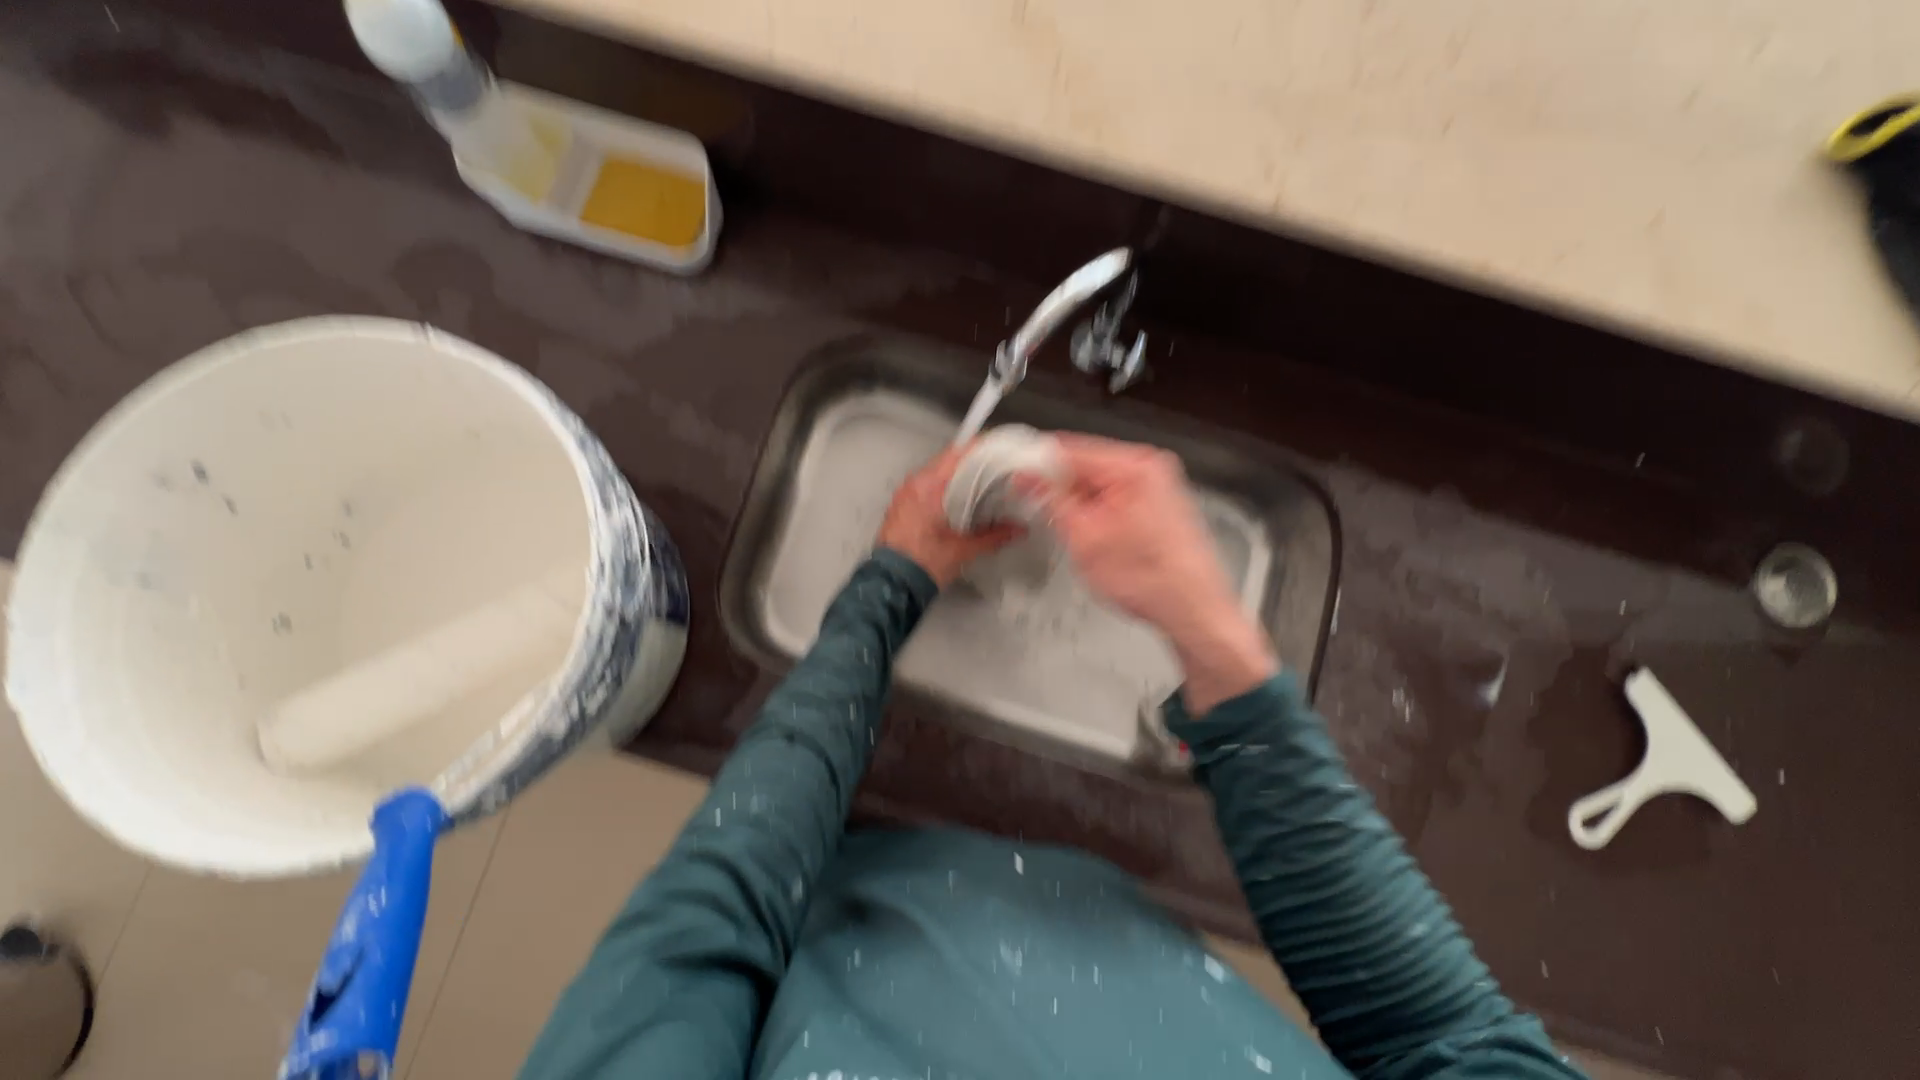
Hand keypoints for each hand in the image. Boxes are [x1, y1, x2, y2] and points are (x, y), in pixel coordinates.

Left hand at [877, 444, 1020, 586]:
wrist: (893, 585)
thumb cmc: (923, 564)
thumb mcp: (964, 549)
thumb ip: (994, 536)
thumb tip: (1018, 529)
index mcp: (929, 487)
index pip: (959, 453)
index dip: (982, 447)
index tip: (1000, 448)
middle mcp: (915, 484)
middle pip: (949, 461)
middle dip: (974, 463)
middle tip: (997, 467)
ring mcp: (906, 494)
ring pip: (937, 473)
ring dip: (959, 475)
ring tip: (983, 483)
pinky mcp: (902, 506)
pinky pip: (927, 486)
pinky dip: (945, 488)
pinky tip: (961, 501)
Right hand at [1034, 434, 1277, 712]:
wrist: (1194, 611)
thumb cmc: (1152, 580)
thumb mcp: (1085, 539)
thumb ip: (1052, 501)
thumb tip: (1028, 477)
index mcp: (1134, 466)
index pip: (1069, 448)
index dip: (1036, 464)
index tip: (1013, 478)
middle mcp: (1150, 467)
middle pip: (1085, 463)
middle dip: (1057, 485)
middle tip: (1035, 510)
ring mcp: (1157, 485)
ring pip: (1098, 482)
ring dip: (1076, 501)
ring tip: (1067, 531)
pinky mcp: (1158, 504)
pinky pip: (1114, 496)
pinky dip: (1095, 510)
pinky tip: (1089, 535)